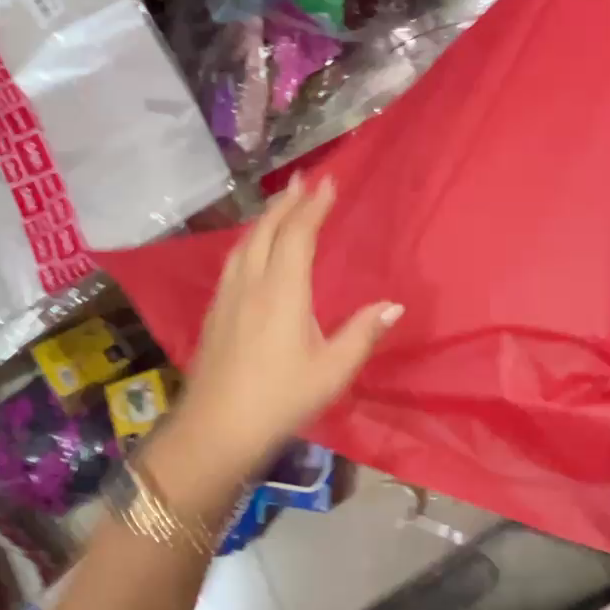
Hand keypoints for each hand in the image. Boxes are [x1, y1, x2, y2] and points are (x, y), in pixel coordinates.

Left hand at [149, 175, 401, 508]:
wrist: (216, 429)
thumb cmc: (281, 399)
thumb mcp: (333, 371)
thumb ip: (362, 334)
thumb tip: (394, 305)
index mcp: (282, 292)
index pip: (297, 235)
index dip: (313, 206)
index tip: (328, 181)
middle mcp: (251, 284)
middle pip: (266, 230)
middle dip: (286, 202)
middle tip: (303, 180)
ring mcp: (228, 297)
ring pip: (244, 243)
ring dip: (264, 219)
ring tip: (280, 207)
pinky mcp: (215, 313)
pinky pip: (233, 261)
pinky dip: (249, 241)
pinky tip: (252, 251)